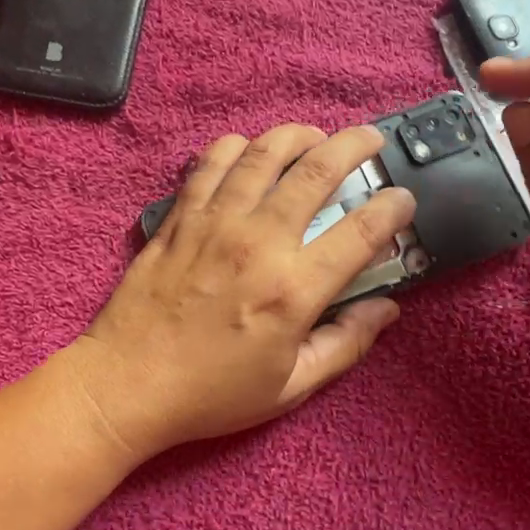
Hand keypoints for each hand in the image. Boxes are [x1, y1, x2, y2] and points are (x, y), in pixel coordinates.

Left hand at [58, 124, 416, 460]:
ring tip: (315, 136)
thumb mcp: (289, 387)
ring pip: (263, 153)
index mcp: (294, 290)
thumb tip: (386, 309)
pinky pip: (210, 163)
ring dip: (297, 135)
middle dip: (354, 146)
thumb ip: (344, 345)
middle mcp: (258, 242)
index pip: (361, 231)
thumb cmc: (210, 394)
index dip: (393, 207)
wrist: (127, 384)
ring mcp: (214, 222)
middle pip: (317, 171)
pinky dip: (235, 147)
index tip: (402, 198)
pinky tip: (248, 149)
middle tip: (370, 141)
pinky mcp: (179, 217)